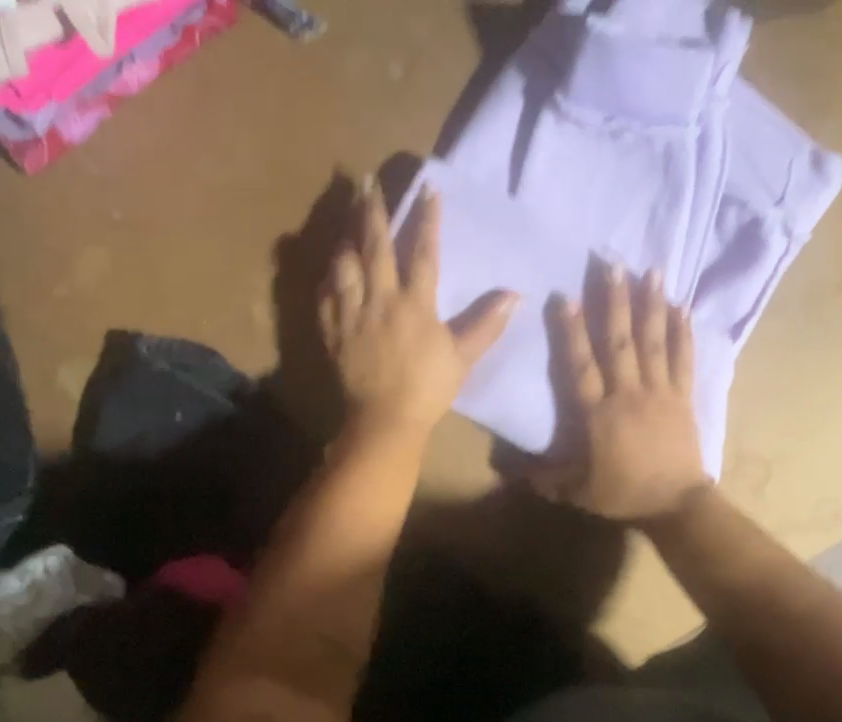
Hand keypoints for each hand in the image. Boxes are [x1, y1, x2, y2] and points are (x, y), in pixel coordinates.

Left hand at [319, 178, 518, 437]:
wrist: (384, 420)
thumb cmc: (428, 388)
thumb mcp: (462, 357)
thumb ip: (485, 324)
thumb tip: (514, 295)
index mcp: (415, 303)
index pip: (423, 252)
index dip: (427, 219)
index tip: (429, 189)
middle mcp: (380, 299)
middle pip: (374, 247)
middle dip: (372, 211)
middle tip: (365, 181)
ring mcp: (352, 315)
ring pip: (344, 266)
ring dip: (345, 240)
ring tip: (346, 224)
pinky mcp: (334, 334)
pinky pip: (326, 299)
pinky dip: (328, 282)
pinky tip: (330, 273)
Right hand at [527, 266, 710, 521]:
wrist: (676, 505)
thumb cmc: (622, 496)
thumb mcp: (574, 491)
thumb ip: (541, 475)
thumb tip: (502, 465)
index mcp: (597, 414)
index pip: (580, 365)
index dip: (571, 331)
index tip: (565, 296)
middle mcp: (628, 394)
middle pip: (619, 341)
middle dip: (614, 300)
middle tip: (611, 262)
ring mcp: (660, 393)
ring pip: (654, 341)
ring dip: (650, 304)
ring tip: (650, 270)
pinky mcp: (683, 398)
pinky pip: (683, 359)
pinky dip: (684, 332)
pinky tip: (683, 306)